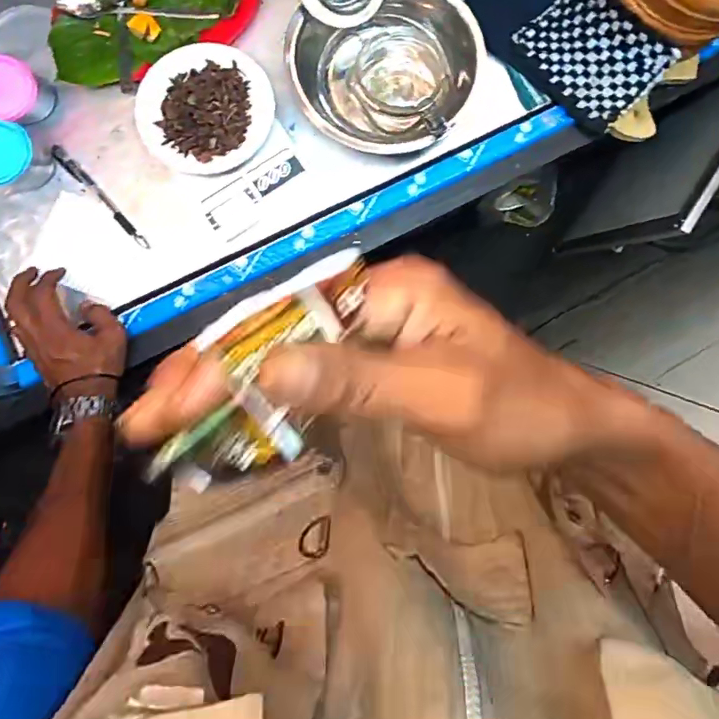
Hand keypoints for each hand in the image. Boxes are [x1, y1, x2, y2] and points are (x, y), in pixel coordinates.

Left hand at [5, 267, 127, 400]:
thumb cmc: (100, 369)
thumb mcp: (114, 337)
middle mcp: (36, 336)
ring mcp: (30, 347)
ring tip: (29, 288)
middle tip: (33, 271)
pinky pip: (18, 328)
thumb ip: (101, 314)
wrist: (86, 401)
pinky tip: (33, 312)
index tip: (59, 271)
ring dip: (18, 297)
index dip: (48, 278)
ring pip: (12, 316)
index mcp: (54, 329)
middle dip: (21, 282)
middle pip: (15, 303)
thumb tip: (86, 307)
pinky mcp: (32, 356)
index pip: (41, 294)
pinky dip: (21, 313)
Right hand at [118, 256, 651, 469]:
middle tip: (146, 421)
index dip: (219, 363)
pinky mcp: (364, 359)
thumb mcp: (440, 394)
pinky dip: (257, 401)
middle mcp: (362, 297)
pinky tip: (223, 420)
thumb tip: (266, 370)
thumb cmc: (519, 408)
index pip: (279, 320)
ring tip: (164, 421)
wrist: (572, 431)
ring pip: (274, 353)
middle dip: (203, 374)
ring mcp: (361, 328)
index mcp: (380, 288)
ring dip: (218, 388)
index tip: (170, 406)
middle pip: (267, 332)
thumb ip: (353, 378)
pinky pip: (299, 377)